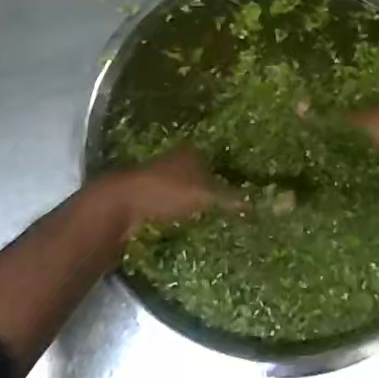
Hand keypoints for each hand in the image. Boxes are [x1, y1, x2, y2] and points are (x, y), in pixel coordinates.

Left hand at [92, 149, 240, 235]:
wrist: (119, 207)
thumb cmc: (167, 192)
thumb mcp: (206, 196)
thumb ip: (232, 200)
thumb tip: (259, 204)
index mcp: (190, 152)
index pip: (216, 158)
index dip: (228, 172)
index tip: (241, 186)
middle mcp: (173, 160)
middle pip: (198, 173)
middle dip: (210, 186)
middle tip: (228, 204)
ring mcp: (155, 178)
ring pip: (181, 188)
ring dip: (191, 201)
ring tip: (209, 217)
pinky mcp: (141, 199)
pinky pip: (167, 205)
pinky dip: (176, 213)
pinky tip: (184, 225)